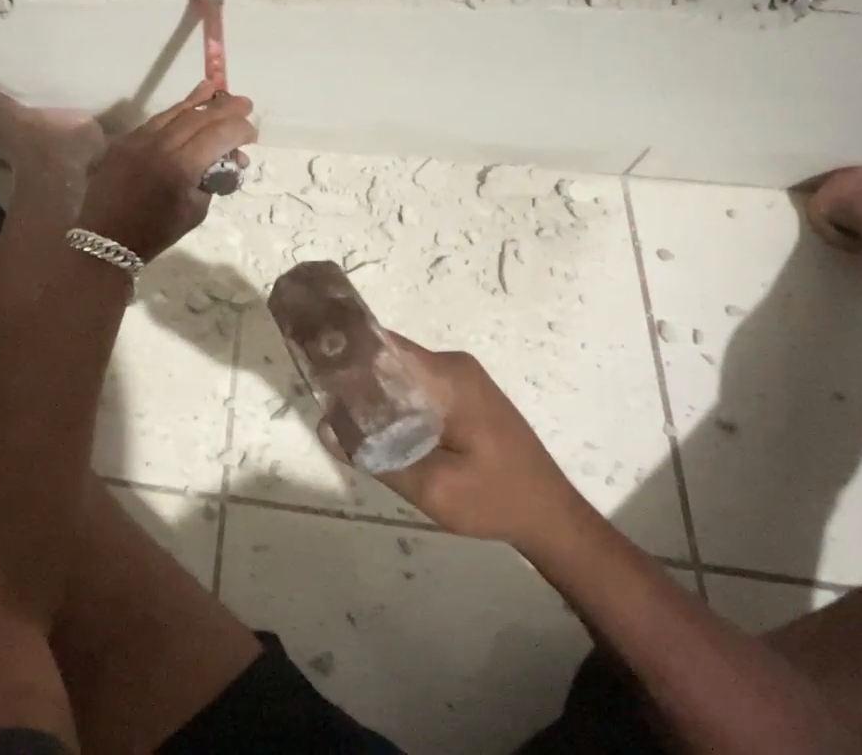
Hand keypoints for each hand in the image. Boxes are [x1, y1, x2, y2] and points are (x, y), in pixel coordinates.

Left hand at [76, 80, 256, 259]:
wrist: (106, 238)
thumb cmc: (156, 232)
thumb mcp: (196, 211)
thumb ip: (214, 179)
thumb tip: (228, 158)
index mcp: (180, 168)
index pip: (218, 134)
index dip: (240, 129)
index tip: (252, 134)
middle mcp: (159, 146)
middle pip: (199, 116)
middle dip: (226, 108)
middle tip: (246, 105)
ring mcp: (138, 140)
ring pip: (175, 112)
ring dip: (199, 101)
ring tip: (217, 90)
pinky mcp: (124, 141)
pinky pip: (155, 121)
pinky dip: (176, 112)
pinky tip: (188, 107)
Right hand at [338, 335, 590, 549]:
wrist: (551, 517)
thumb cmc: (496, 500)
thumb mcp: (433, 489)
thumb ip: (378, 458)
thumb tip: (325, 428)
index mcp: (449, 378)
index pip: (384, 345)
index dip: (345, 349)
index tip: (310, 360)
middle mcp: (453, 367)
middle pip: (388, 357)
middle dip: (352, 374)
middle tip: (319, 398)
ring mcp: (461, 380)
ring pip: (400, 373)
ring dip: (371, 391)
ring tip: (339, 415)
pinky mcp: (463, 395)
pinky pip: (415, 386)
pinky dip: (391, 400)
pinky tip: (373, 425)